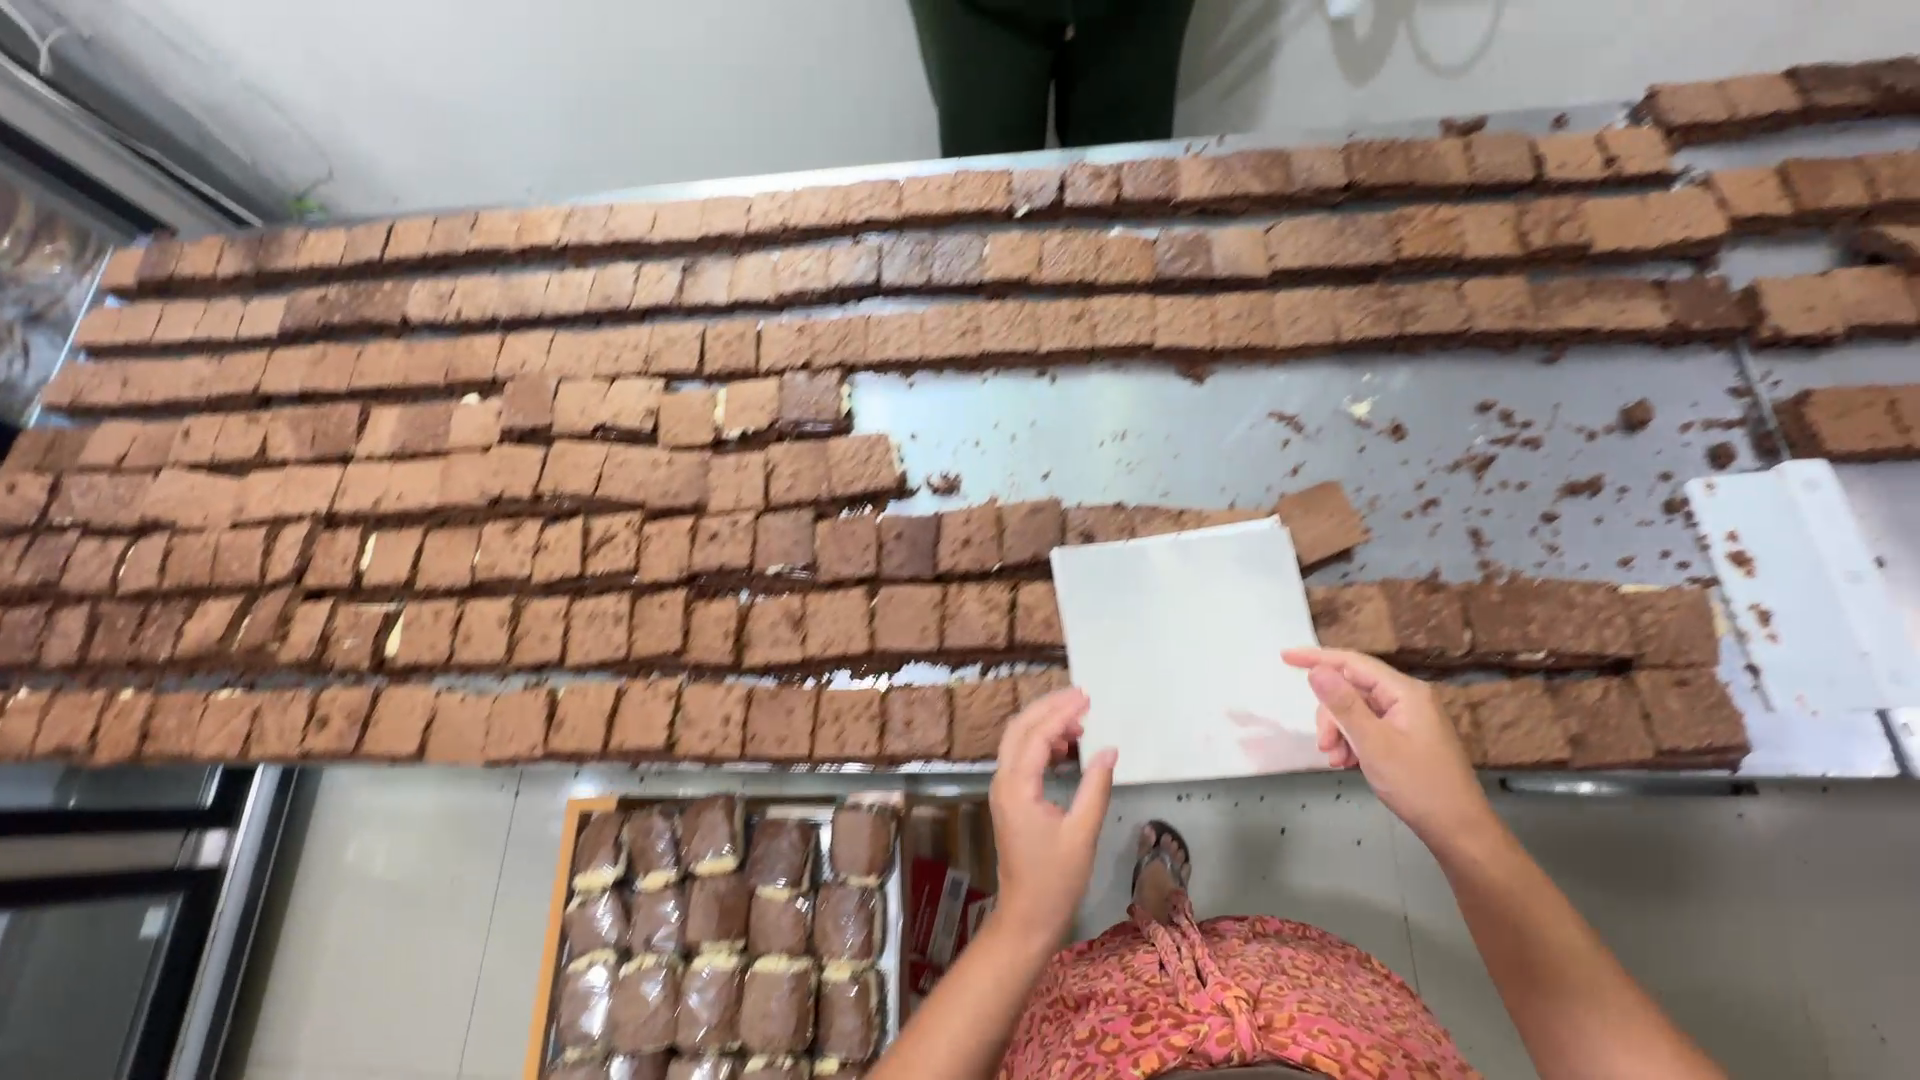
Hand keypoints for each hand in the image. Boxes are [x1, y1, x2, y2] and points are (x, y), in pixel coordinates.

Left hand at [987, 687, 1115, 945]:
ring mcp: (1003, 790)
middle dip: (1049, 707)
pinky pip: (1021, 757)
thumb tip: (1109, 749)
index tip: (1087, 699)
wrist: (1028, 915)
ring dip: (1045, 724)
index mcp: (1017, 787)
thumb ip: (1096, 786)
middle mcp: (1003, 782)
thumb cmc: (1056, 879)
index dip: (1062, 712)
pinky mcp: (1010, 799)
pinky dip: (1042, 743)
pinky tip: (1067, 747)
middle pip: (1019, 728)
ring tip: (1080, 721)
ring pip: (1018, 740)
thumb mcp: (1083, 832)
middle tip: (1081, 696)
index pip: (1037, 735)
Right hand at [1281, 647, 1494, 843]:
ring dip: (1339, 732)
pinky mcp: (1407, 737)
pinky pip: (1369, 727)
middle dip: (1330, 715)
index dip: (1316, 658)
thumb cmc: (1417, 784)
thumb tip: (1316, 669)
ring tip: (1336, 760)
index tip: (1285, 656)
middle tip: (1323, 745)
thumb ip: (1343, 704)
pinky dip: (1353, 742)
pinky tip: (1347, 763)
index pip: (1353, 663)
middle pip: (1352, 690)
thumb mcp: (1373, 743)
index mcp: (1405, 692)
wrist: (1458, 829)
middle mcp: (1408, 698)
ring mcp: (1409, 718)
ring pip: (1357, 711)